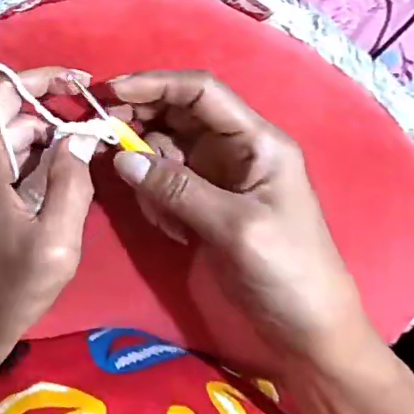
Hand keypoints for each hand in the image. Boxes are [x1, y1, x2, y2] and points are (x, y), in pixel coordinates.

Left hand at [0, 0, 96, 377]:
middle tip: (85, 85)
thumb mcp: (55, 237)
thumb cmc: (8, 284)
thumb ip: (70, 180)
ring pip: (8, 118)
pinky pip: (12, 143)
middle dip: (40, 82)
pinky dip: (39, 136)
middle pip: (0, 97)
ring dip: (44, 111)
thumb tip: (81, 136)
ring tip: (88, 116)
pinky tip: (70, 145)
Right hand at [106, 70, 377, 367]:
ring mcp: (217, 172)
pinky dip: (154, 197)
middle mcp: (234, 146)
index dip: (156, 83)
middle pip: (175, 112)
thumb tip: (121, 158)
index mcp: (256, 139)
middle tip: (105, 140)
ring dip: (148, 172)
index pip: (201, 91)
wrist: (307, 331)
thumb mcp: (234, 227)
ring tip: (162, 217)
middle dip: (140, 123)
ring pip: (162, 147)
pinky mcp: (203, 197)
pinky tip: (172, 230)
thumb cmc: (288, 272)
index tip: (112, 92)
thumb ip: (177, 189)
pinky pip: (162, 179)